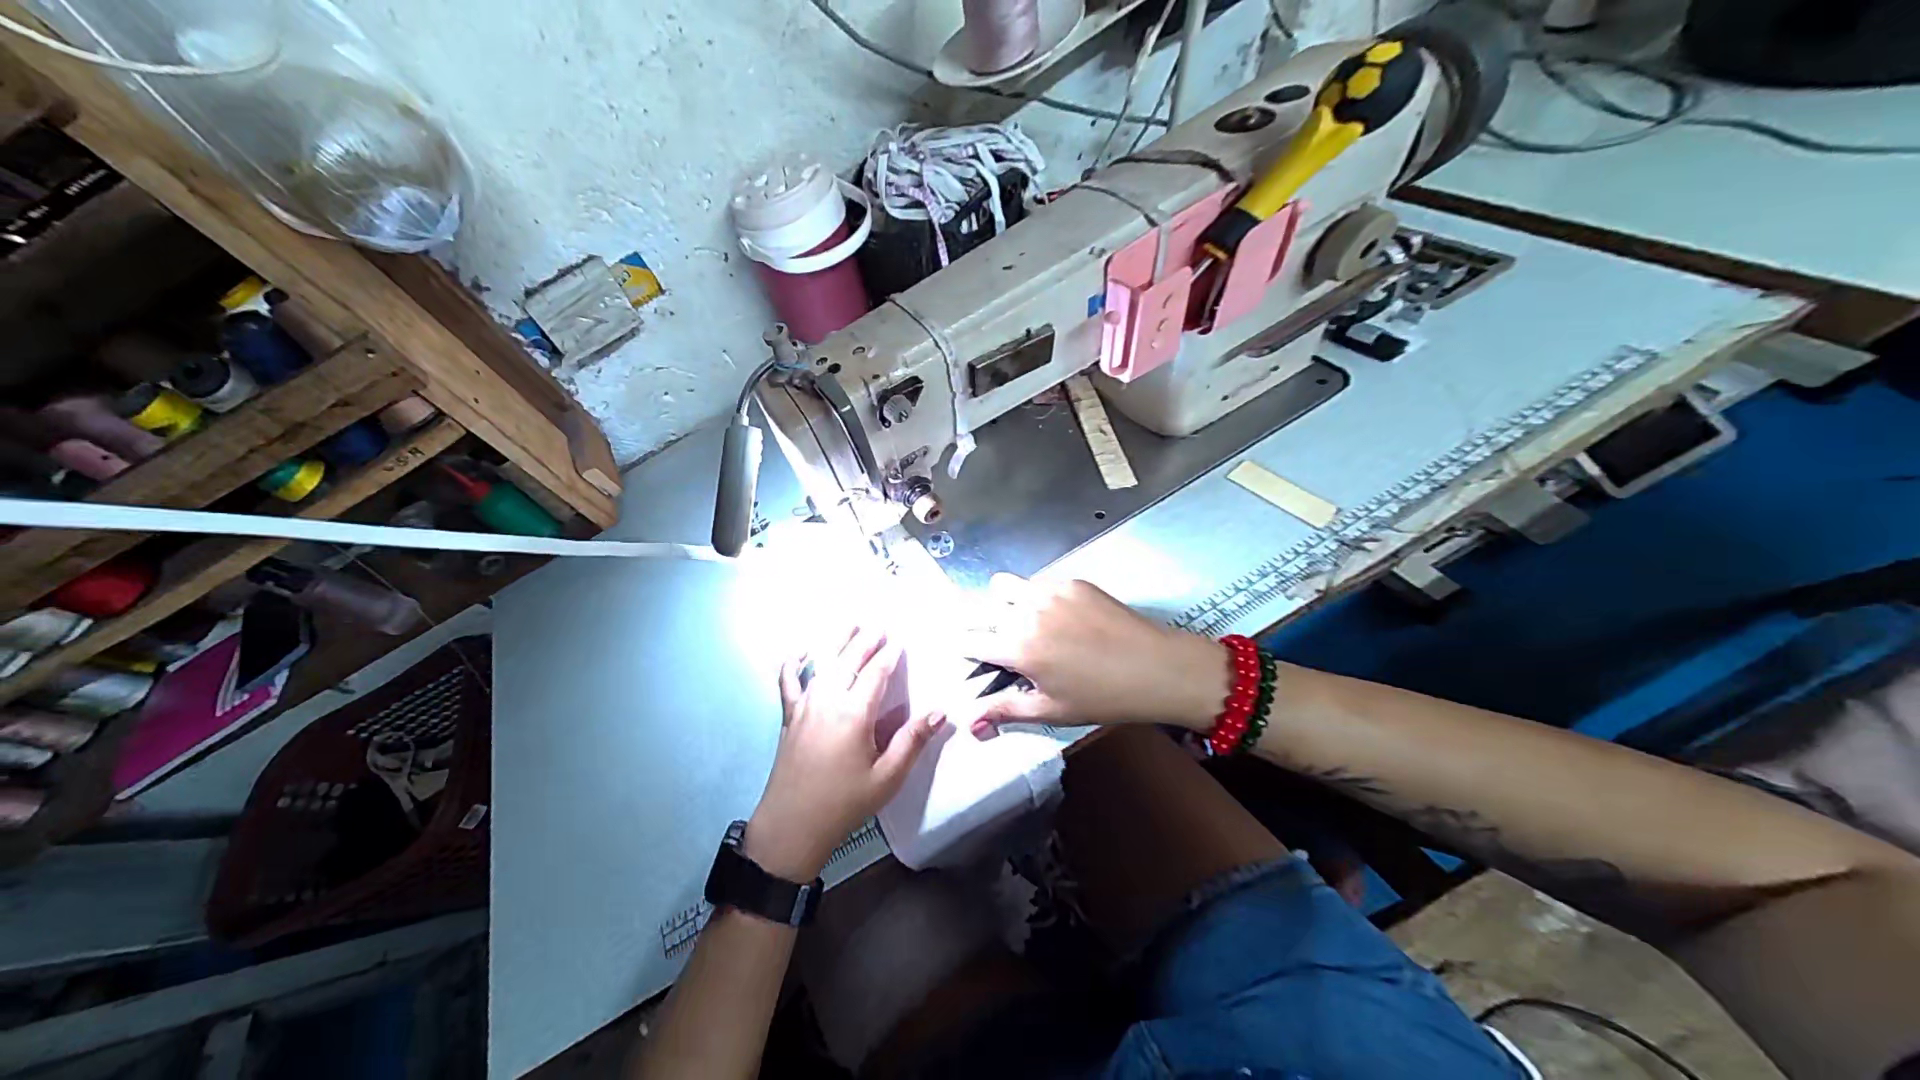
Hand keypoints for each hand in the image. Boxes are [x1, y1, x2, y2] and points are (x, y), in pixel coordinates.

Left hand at [745, 627, 944, 880]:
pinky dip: (793, 664)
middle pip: (848, 661)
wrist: (791, 826)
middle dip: (865, 641)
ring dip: (837, 643)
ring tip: (850, 626)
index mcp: (853, 714)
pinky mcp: (788, 718)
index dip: (889, 656)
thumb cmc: (844, 803)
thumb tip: (939, 712)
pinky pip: (788, 683)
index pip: (875, 674)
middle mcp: (827, 701)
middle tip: (879, 626)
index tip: (900, 641)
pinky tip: (799, 653)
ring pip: (822, 665)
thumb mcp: (886, 777)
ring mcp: (804, 707)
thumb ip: (912, 741)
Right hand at [957, 576, 1229, 736]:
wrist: (1156, 667)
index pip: (969, 639)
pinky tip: (1059, 617)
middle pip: (980, 606)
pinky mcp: (1072, 582)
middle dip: (980, 622)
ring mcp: (1049, 592)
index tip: (969, 654)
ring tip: (1022, 622)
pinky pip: (1038, 583)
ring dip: (1003, 602)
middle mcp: (1026, 613)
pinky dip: (1035, 596)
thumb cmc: (1102, 697)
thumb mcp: (1051, 710)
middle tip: (996, 640)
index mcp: (1017, 648)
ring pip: (1006, 586)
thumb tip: (969, 723)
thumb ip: (1005, 710)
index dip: (964, 647)